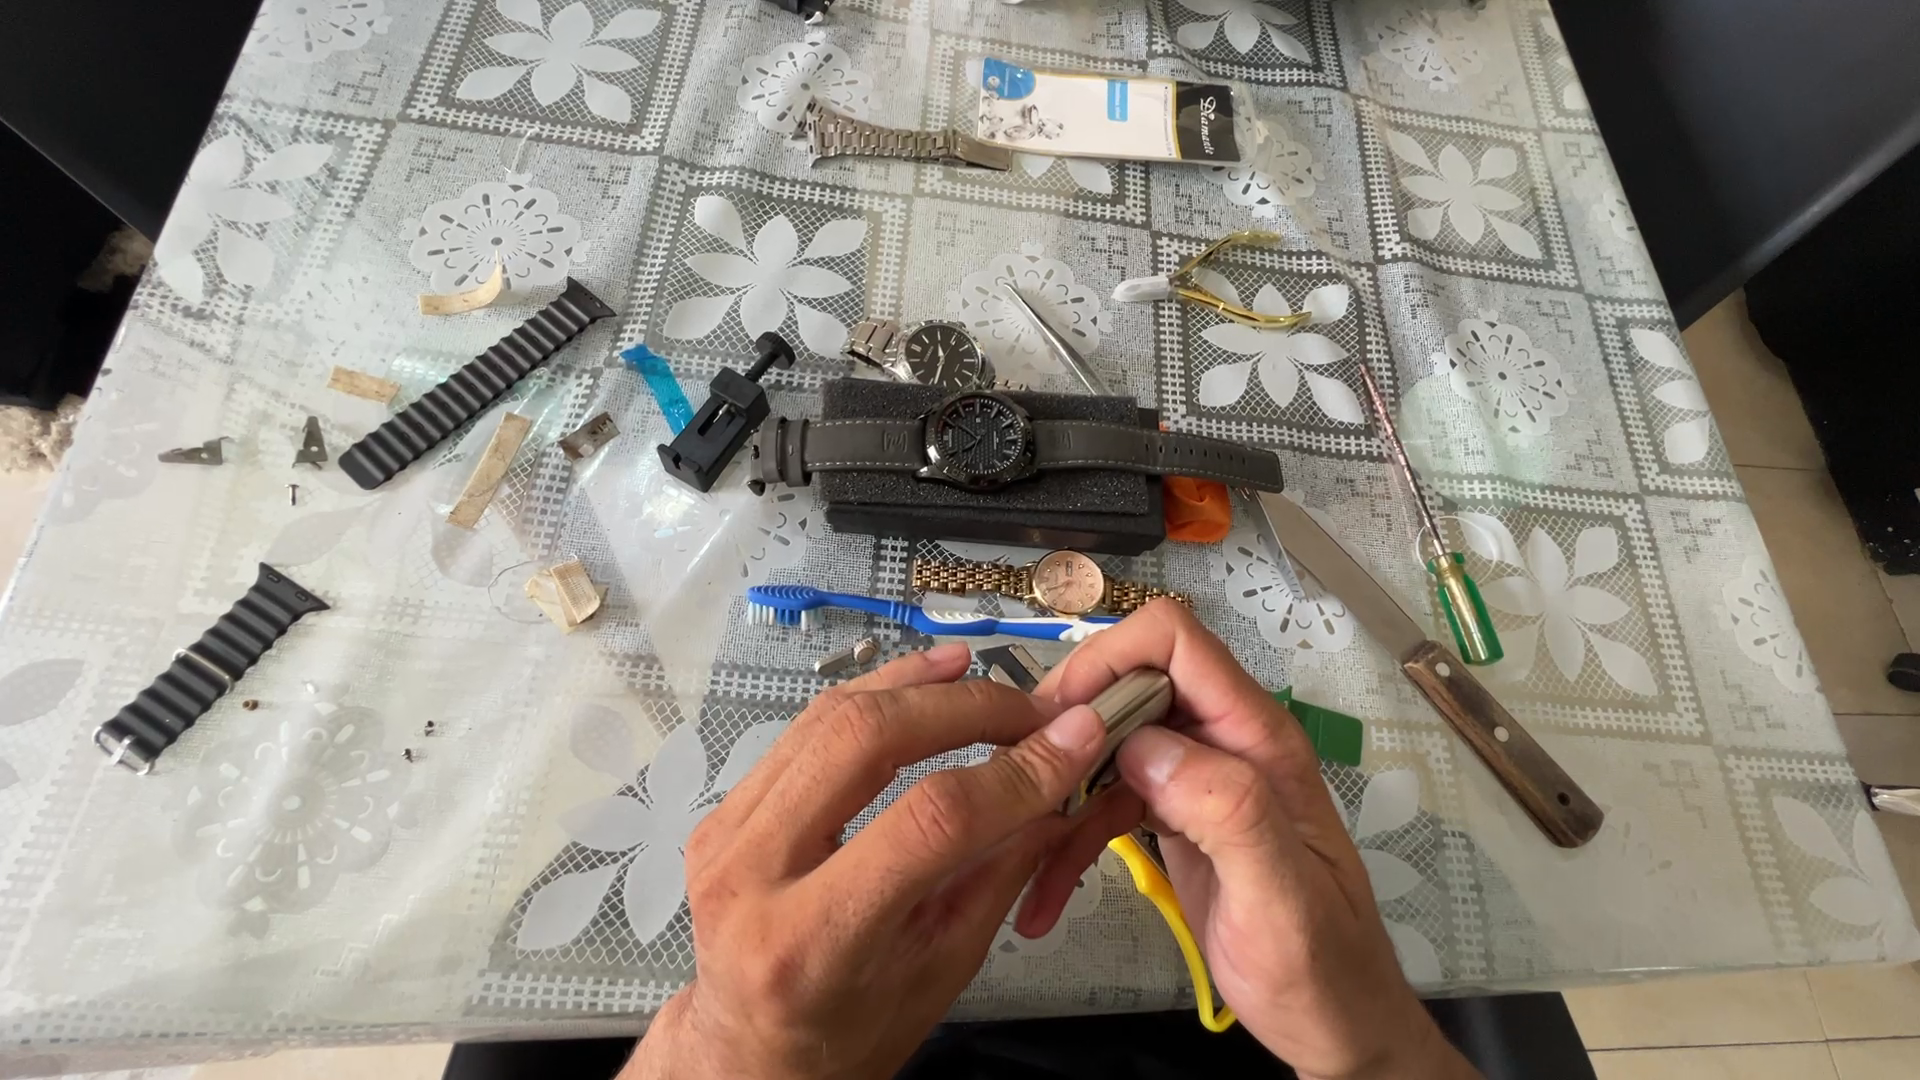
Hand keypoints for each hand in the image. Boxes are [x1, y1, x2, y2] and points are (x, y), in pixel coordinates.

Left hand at [625, 643, 1123, 1079]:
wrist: (745, 1052)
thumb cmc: (850, 1033)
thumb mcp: (940, 970)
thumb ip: (999, 868)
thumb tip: (1055, 778)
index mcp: (810, 942)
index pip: (928, 823)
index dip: (1012, 774)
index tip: (1074, 740)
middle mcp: (751, 871)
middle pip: (867, 741)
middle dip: (964, 710)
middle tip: (1029, 709)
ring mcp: (727, 828)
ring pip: (833, 716)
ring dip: (916, 685)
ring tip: (978, 670)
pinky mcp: (726, 805)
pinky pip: (809, 725)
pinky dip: (875, 690)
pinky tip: (923, 676)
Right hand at [1037, 601, 1478, 1079]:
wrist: (1333, 1024)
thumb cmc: (1319, 968)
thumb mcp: (1281, 898)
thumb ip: (1227, 810)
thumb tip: (1140, 746)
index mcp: (1253, 735)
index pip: (1176, 641)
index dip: (1113, 656)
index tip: (1064, 714)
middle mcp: (1220, 738)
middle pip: (1129, 679)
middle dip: (1073, 717)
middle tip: (1028, 772)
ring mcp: (1193, 773)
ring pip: (1109, 736)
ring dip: (1064, 775)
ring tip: (1025, 828)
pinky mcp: (1171, 809)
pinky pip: (1108, 793)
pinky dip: (1074, 827)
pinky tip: (1047, 878)